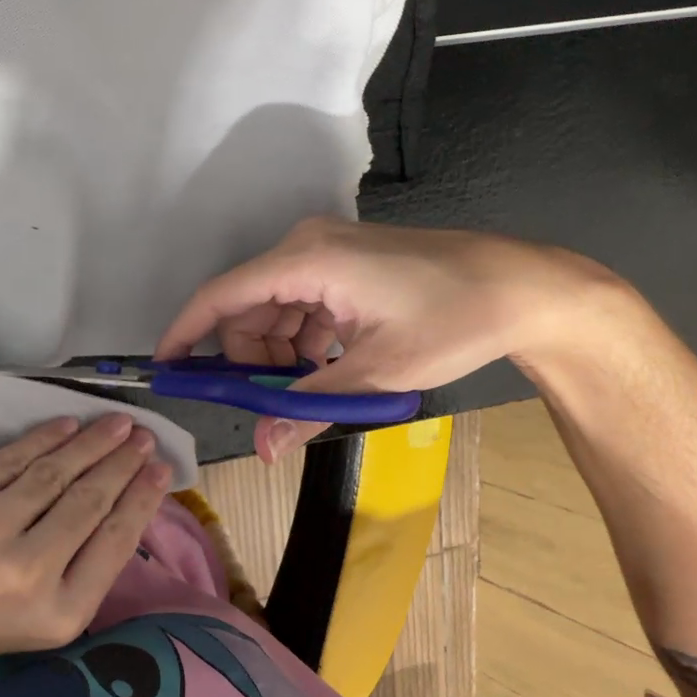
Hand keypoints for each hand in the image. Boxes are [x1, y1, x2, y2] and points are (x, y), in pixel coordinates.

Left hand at [0, 414, 171, 671]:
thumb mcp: (37, 625)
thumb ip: (80, 575)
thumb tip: (121, 511)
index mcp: (59, 612)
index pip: (117, 539)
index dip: (143, 498)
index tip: (161, 469)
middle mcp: (30, 569)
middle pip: (91, 499)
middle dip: (123, 463)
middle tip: (143, 437)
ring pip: (57, 472)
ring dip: (93, 443)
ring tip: (117, 425)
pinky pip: (13, 457)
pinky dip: (45, 438)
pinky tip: (68, 426)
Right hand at [155, 217, 627, 461]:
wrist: (530, 289)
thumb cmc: (455, 322)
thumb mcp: (377, 374)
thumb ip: (310, 407)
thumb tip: (262, 450)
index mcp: (306, 261)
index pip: (221, 296)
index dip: (186, 333)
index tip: (166, 368)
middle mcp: (305, 246)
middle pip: (244, 307)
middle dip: (247, 358)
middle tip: (268, 401)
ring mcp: (324, 252)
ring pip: (269, 309)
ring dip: (276, 353)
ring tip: (310, 387)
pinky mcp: (341, 263)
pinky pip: (296, 304)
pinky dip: (299, 340)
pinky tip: (328, 364)